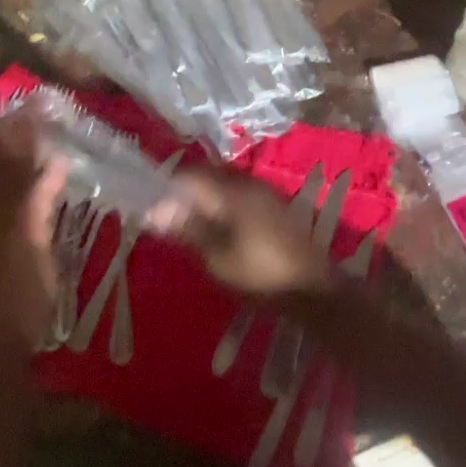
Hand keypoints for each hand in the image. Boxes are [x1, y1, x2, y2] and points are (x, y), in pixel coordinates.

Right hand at [164, 170, 329, 298]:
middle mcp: (248, 184)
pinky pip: (237, 196)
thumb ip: (186, 229)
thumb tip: (153, 211)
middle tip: (167, 220)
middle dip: (182, 194)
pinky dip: (220, 208)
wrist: (314, 291)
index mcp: (231, 191)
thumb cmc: (260, 275)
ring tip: (188, 228)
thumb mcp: (216, 257)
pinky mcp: (273, 208)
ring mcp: (264, 194)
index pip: (188, 175)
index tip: (151, 210)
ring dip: (201, 201)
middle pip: (205, 177)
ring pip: (222, 186)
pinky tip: (216, 231)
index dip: (165, 188)